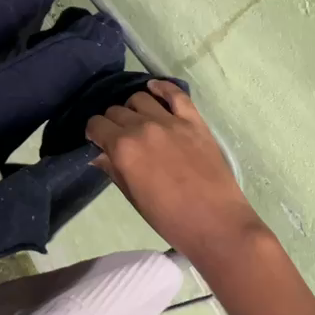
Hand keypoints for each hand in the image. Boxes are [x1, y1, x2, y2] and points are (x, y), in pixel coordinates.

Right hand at [84, 79, 262, 266]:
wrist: (219, 226)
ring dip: (133, 109)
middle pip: (115, 110)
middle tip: (120, 137)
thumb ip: (114, 170)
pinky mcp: (194, 121)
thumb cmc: (171, 220)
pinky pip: (175, 93)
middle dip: (112, 122)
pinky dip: (162, 87)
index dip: (95, 133)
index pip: (96, 124)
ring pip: (139, 98)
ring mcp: (169, 121)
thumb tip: (99, 155)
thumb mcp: (134, 199)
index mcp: (123, 148)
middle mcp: (142, 127)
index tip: (99, 142)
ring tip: (139, 121)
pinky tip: (155, 89)